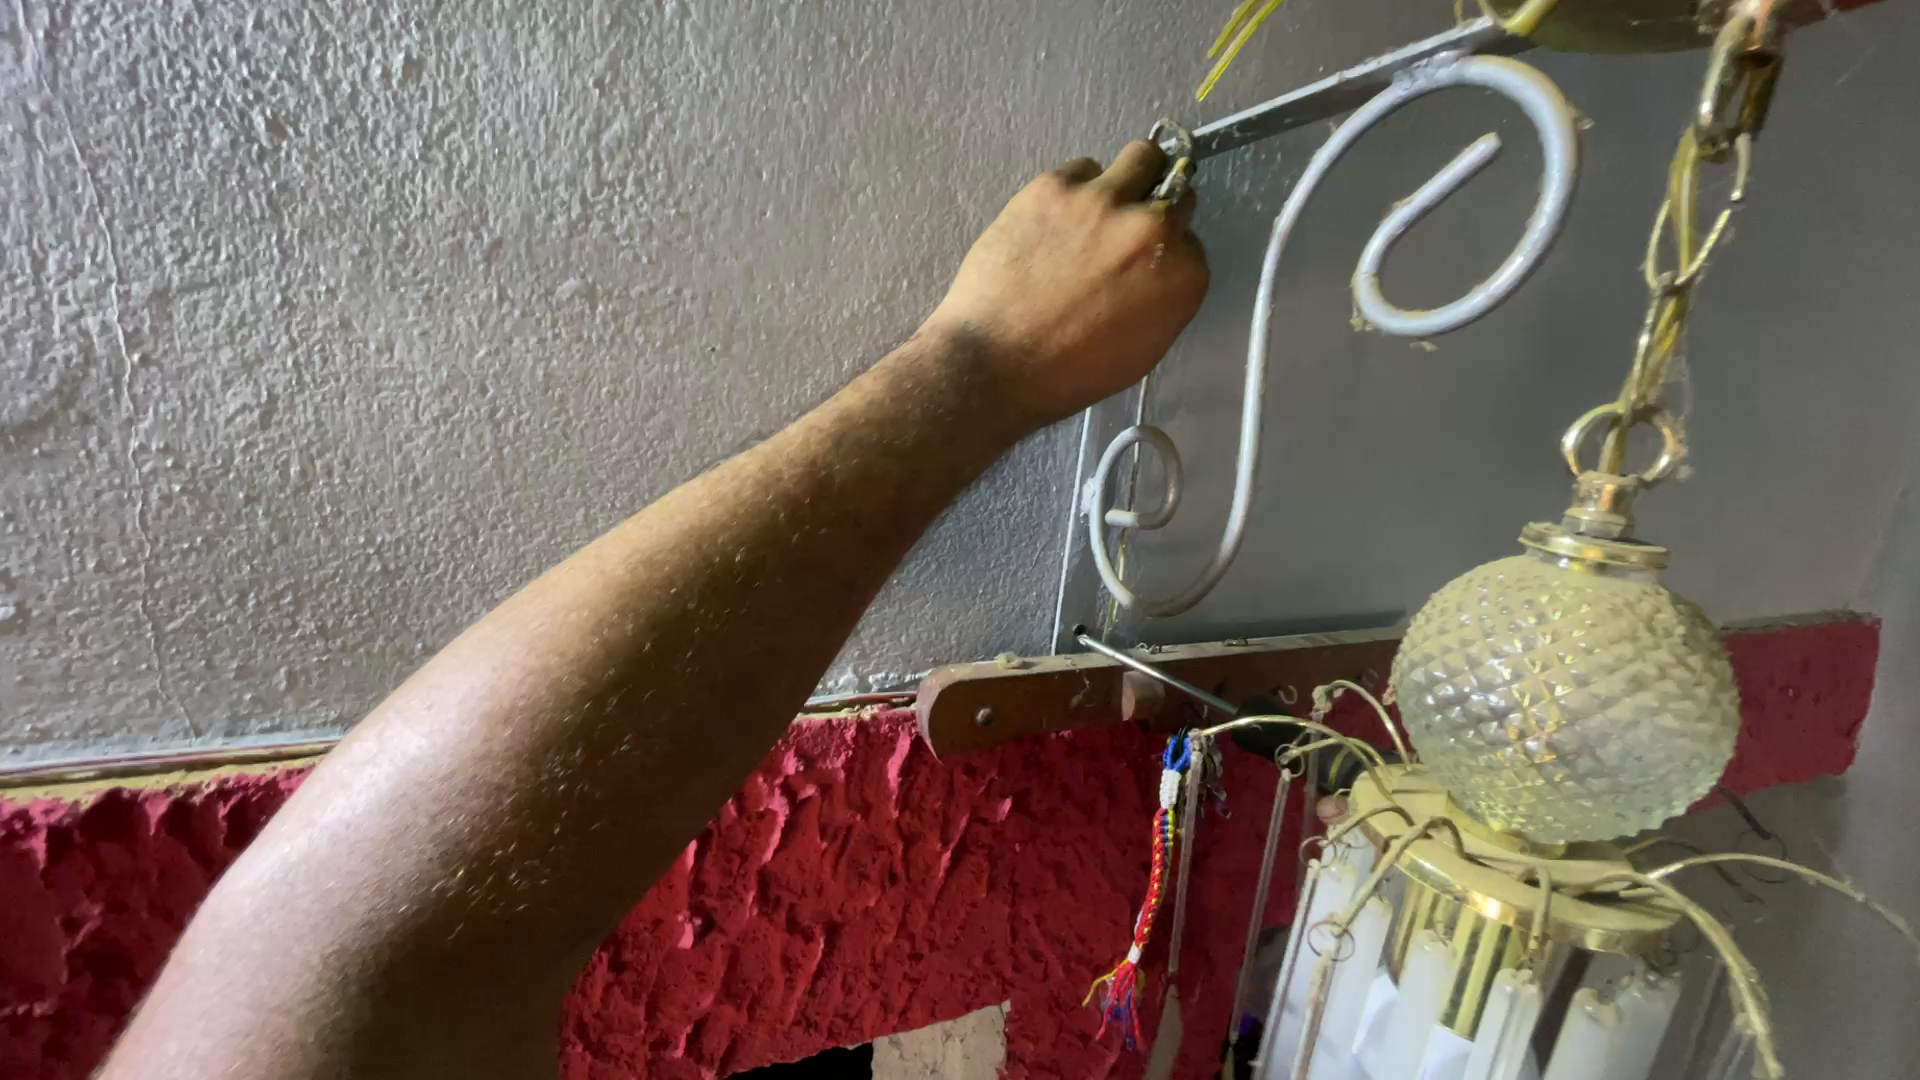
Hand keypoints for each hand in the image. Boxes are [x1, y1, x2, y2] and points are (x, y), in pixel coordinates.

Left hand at [924, 141, 1208, 428]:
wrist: (995, 363)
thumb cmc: (1066, 376)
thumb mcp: (1138, 354)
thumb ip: (1160, 301)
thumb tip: (1155, 272)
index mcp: (1182, 277)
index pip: (1190, 244)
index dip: (1164, 253)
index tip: (1140, 264)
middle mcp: (1153, 229)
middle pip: (1174, 194)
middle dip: (1153, 212)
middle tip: (1121, 233)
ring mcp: (1104, 201)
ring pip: (1140, 158)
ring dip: (1129, 179)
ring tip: (1097, 209)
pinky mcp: (1055, 186)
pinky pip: (1081, 170)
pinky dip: (1073, 191)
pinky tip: (1050, 224)